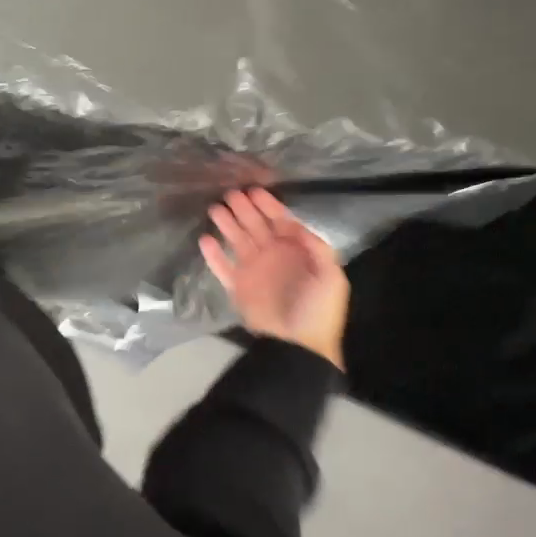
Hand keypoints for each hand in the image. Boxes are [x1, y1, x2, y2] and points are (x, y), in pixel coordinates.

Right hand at [201, 189, 348, 369]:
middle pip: (256, 226)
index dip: (269, 206)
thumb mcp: (330, 277)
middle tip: (230, 193)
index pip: (281, 222)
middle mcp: (272, 256)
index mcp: (296, 252)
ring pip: (237, 240)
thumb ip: (317, 248)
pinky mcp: (237, 286)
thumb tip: (294, 224)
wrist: (298, 346)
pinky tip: (205, 239)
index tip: (254, 190)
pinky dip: (212, 254)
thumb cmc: (317, 310)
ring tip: (215, 209)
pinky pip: (221, 266)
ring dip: (227, 224)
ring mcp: (253, 270)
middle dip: (244, 209)